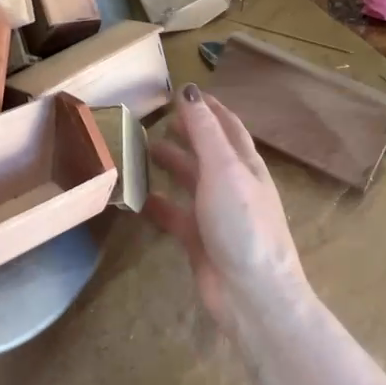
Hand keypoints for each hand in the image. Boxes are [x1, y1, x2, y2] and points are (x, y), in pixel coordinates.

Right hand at [145, 84, 306, 329]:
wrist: (252, 295)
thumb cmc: (243, 225)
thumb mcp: (224, 170)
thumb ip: (204, 131)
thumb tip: (189, 89)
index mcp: (246, 166)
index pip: (227, 128)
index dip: (208, 108)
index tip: (183, 91)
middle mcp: (233, 186)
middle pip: (207, 152)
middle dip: (186, 133)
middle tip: (155, 118)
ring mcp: (216, 214)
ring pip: (189, 181)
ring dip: (169, 163)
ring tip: (140, 148)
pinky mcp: (198, 240)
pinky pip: (172, 213)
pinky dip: (154, 202)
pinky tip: (133, 195)